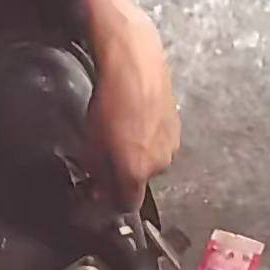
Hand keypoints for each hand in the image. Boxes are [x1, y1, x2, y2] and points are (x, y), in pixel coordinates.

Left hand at [79, 0, 179, 210]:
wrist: (136, 65)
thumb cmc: (112, 102)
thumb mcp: (92, 144)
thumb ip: (97, 173)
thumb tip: (99, 187)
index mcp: (136, 174)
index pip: (127, 204)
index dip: (112, 200)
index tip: (101, 191)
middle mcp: (159, 166)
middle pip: (139, 181)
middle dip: (123, 172)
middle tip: (106, 152)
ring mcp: (171, 146)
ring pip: (150, 160)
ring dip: (137, 153)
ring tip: (122, 129)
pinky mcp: (177, 127)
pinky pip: (159, 141)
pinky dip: (148, 137)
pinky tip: (136, 118)